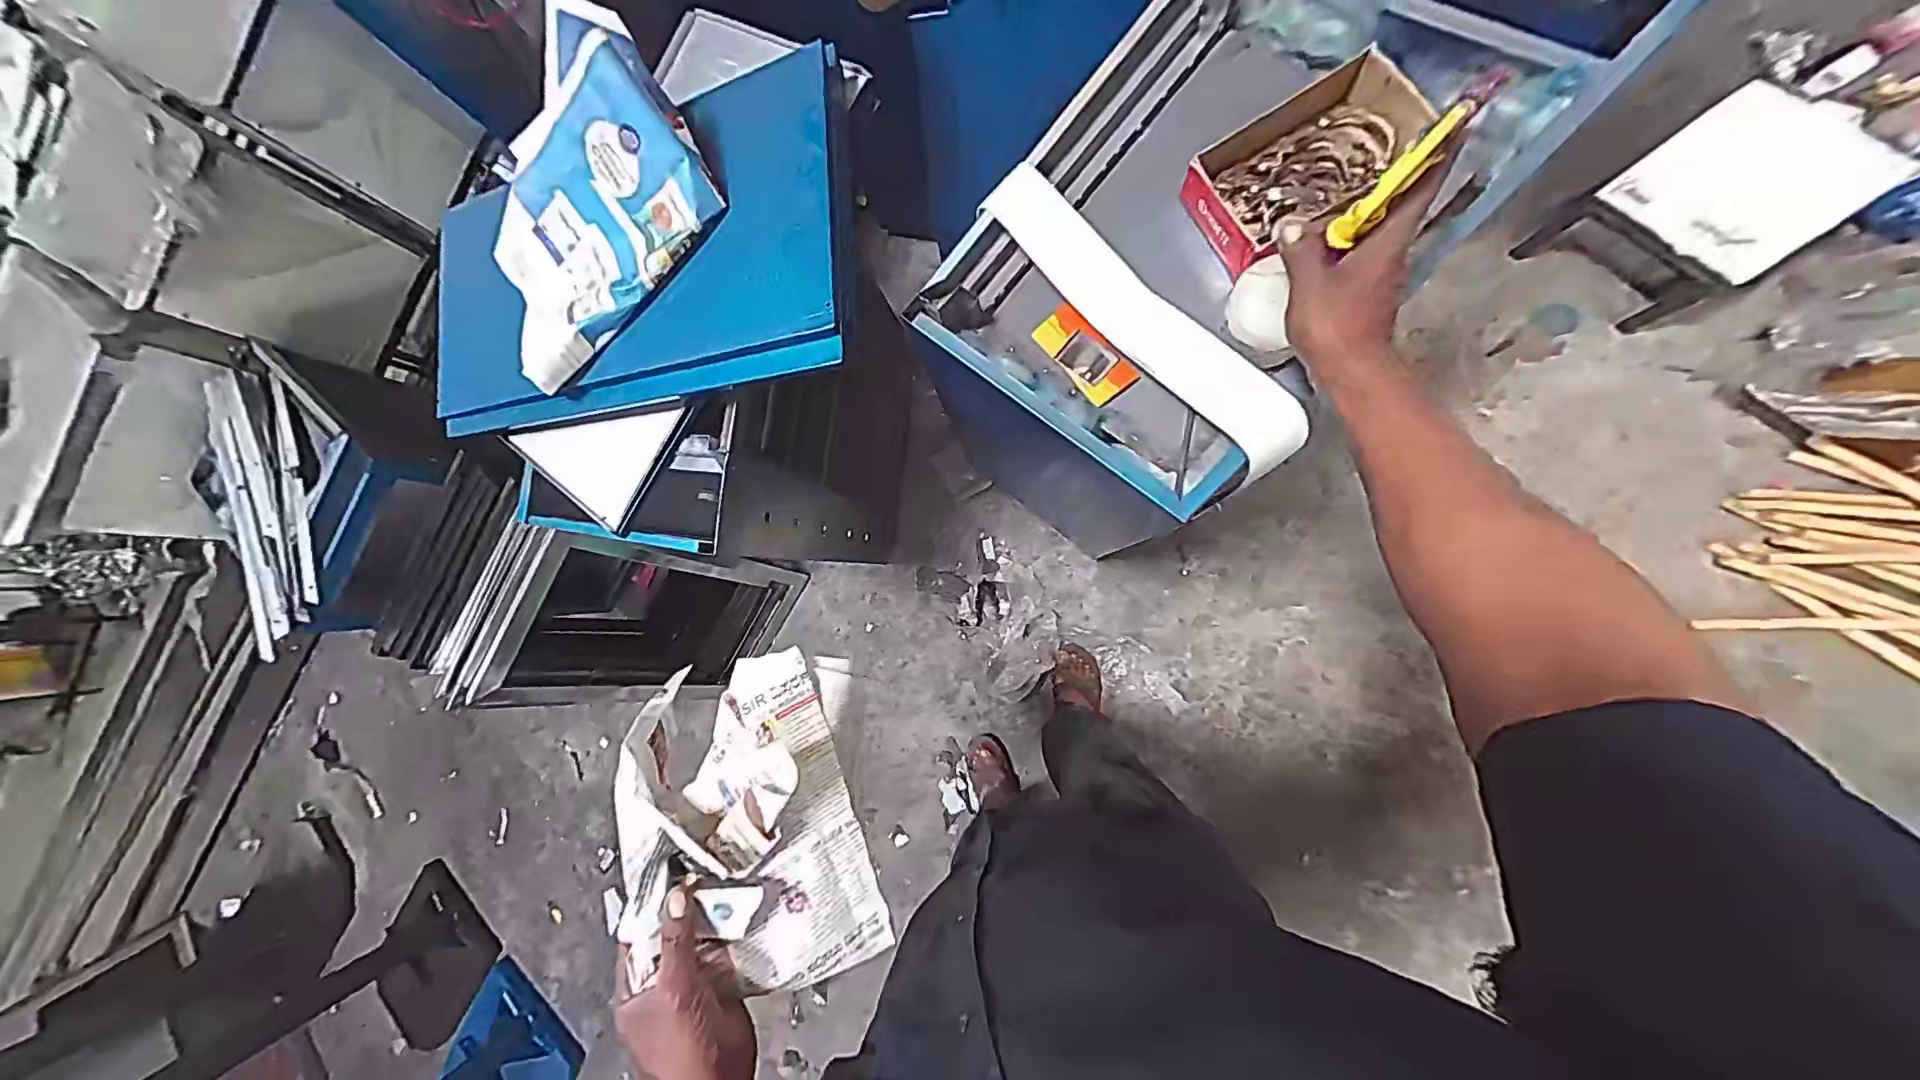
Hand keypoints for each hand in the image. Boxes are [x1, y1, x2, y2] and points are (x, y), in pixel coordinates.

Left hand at [614, 888, 755, 1079]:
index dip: (650, 905)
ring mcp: (693, 981)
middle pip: (673, 932)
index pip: (638, 935)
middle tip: (702, 874)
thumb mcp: (674, 989)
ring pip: (702, 938)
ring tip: (725, 885)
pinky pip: (726, 949)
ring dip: (714, 916)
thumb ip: (676, 942)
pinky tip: (743, 912)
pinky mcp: (721, 982)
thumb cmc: (681, 1052)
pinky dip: (734, 931)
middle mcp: (663, 981)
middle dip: (688, 906)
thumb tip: (675, 898)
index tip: (667, 873)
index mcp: (636, 987)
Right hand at [1276, 161, 1446, 367]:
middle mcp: (1395, 253)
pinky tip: (1330, 244)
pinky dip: (1353, 242)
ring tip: (1346, 198)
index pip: (1420, 187)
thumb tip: (1292, 225)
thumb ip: (1301, 250)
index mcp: (1388, 242)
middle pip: (1402, 207)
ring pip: (1382, 231)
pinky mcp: (1371, 293)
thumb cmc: (1336, 325)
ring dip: (1370, 213)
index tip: (1457, 123)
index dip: (1438, 153)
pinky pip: (1365, 254)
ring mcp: (1385, 275)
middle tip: (1387, 153)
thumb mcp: (1310, 283)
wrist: (1351, 369)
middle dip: (1398, 179)